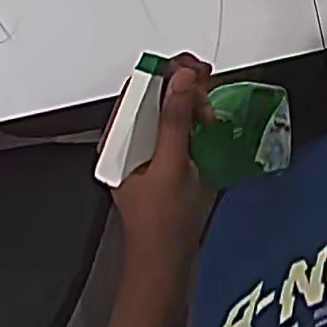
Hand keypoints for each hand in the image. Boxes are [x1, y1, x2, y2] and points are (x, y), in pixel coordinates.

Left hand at [112, 54, 215, 257]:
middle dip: (184, 85)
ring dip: (192, 100)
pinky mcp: (163, 151)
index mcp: (118, 142)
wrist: (167, 259)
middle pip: (153, 93)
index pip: (137, 89)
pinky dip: (194, 114)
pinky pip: (177, 119)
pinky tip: (205, 122)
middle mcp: (128, 140)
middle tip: (208, 87)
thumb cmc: (164, 220)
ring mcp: (145, 146)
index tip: (195, 68)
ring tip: (207, 116)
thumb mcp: (171, 165)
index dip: (165, 71)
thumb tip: (180, 79)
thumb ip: (175, 120)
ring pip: (168, 104)